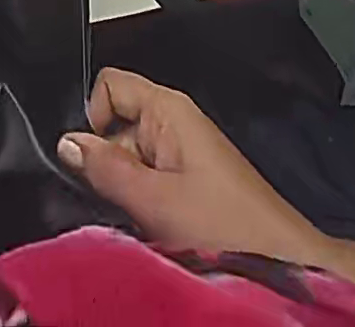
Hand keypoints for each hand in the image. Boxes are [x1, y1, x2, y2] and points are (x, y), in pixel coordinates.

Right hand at [57, 68, 334, 267]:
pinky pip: (145, 179)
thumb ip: (106, 168)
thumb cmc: (231, 228)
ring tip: (145, 218)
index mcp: (167, 109)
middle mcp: (172, 122)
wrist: (287, 269)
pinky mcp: (185, 181)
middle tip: (125, 200)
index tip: (95, 158)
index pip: (110, 85)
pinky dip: (140, 201)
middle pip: (114, 125)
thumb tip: (67, 142)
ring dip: (125, 188)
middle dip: (109, 162)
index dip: (93, 115)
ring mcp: (179, 153)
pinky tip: (153, 225)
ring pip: (127, 158)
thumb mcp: (155, 199)